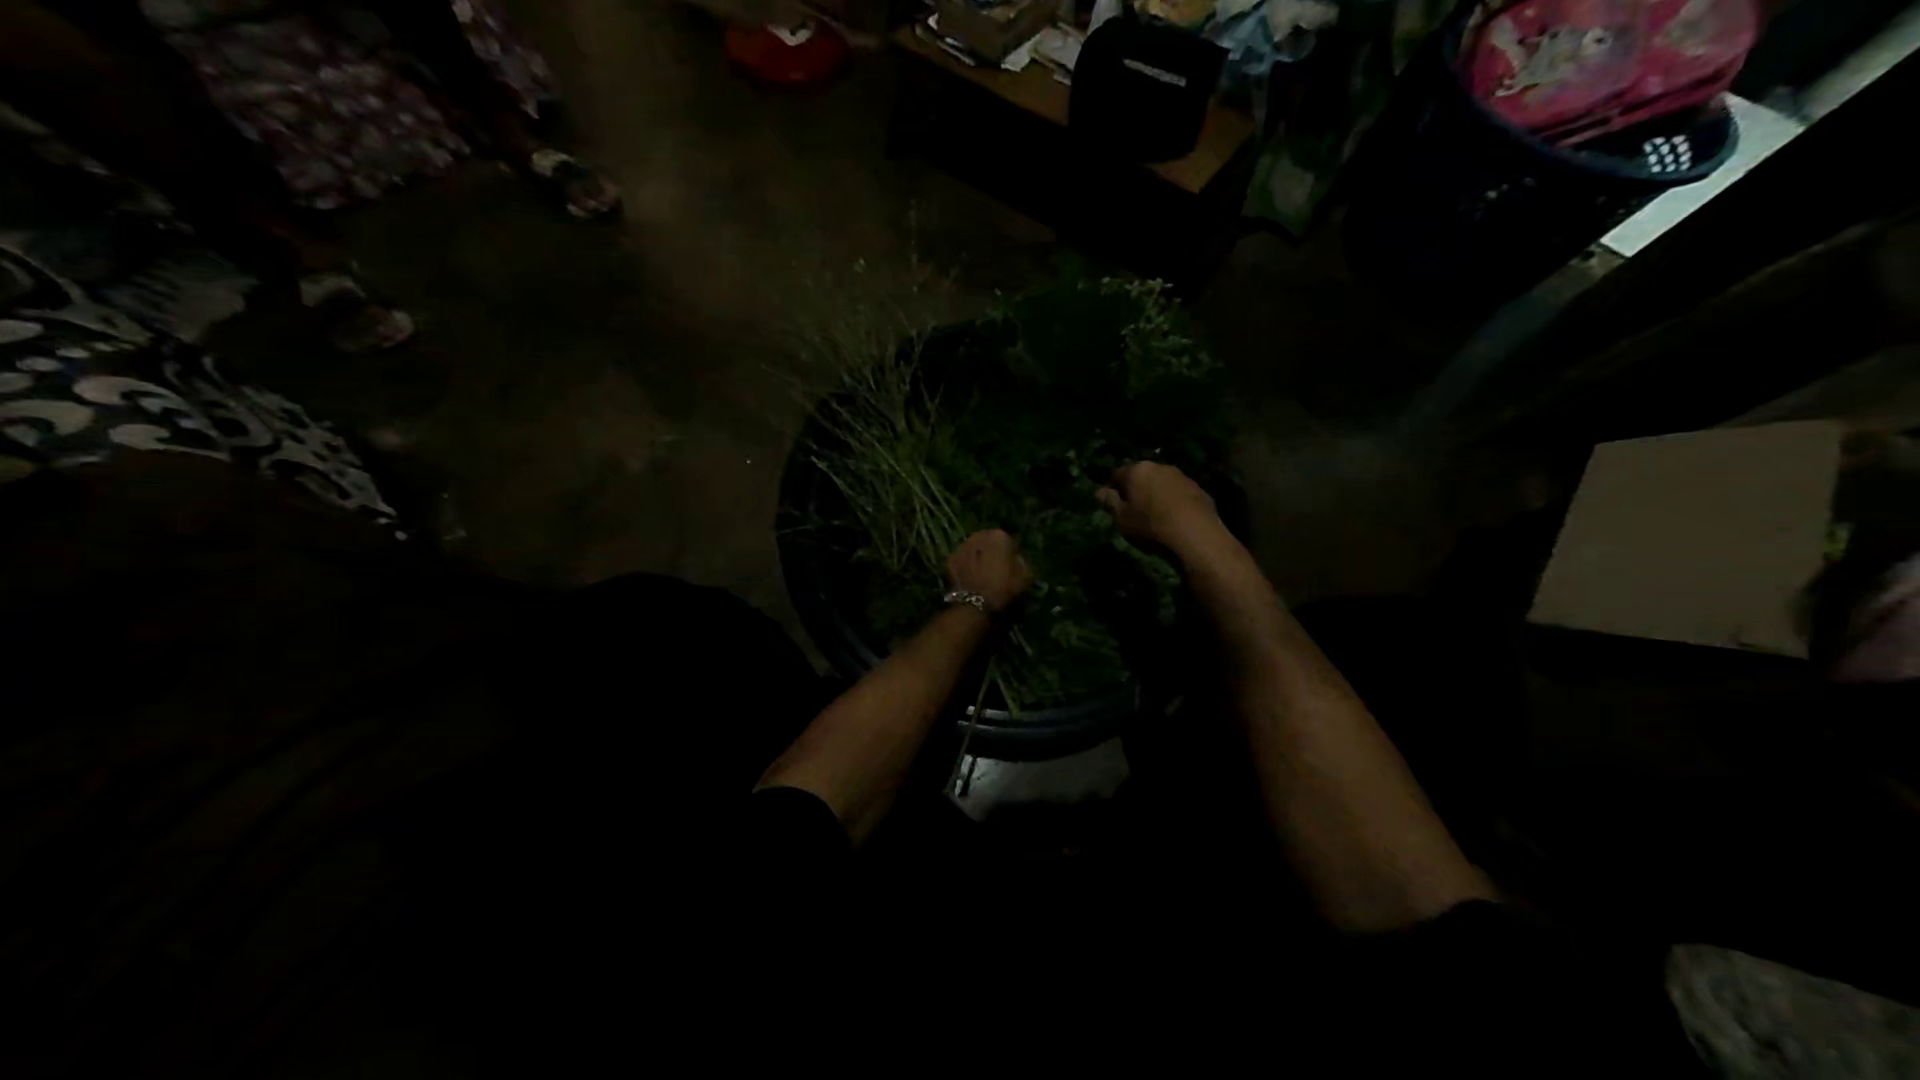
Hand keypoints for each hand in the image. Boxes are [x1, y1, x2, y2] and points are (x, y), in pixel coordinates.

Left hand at [946, 529, 1031, 613]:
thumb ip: (1021, 561)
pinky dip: (965, 564)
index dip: (1010, 552)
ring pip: (973, 548)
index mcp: (999, 536)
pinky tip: (970, 576)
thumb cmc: (1004, 587)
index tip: (1011, 563)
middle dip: (991, 550)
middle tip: (995, 566)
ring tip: (981, 572)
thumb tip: (1015, 558)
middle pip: (988, 541)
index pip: (1008, 539)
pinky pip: (962, 559)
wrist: (975, 602)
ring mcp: (962, 546)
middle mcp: (978, 535)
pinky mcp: (950, 559)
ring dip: (977, 555)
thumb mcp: (1025, 575)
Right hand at [1096, 462, 1228, 557]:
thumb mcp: (1121, 519)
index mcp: (1137, 470)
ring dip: (1155, 494)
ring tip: (1154, 514)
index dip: (1111, 488)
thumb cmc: (1150, 526)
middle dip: (1135, 489)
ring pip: (1161, 482)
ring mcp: (1182, 476)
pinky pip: (1178, 493)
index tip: (1111, 503)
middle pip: (1141, 475)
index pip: (1117, 474)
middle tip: (1131, 509)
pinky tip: (1173, 518)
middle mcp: (1159, 467)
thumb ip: (1110, 502)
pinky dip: (1173, 501)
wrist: (1195, 535)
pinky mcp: (1199, 489)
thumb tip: (1100, 491)